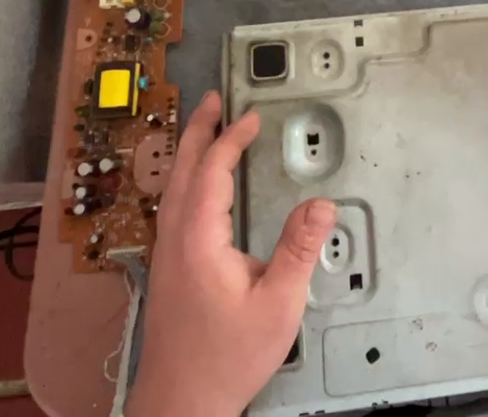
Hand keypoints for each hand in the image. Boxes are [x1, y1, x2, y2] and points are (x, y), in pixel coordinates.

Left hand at [126, 92, 335, 416]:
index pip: (211, 172)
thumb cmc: (225, 359)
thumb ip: (299, 251)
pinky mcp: (168, 270)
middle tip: (212, 101)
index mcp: (198, 241)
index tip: (250, 118)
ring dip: (188, 153)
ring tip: (204, 130)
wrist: (180, 405)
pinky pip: (173, 206)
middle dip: (196, 131)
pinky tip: (196, 185)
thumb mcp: (277, 305)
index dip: (230, 140)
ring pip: (172, 189)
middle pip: (181, 171)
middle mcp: (175, 241)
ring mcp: (167, 256)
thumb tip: (320, 204)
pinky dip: (185, 179)